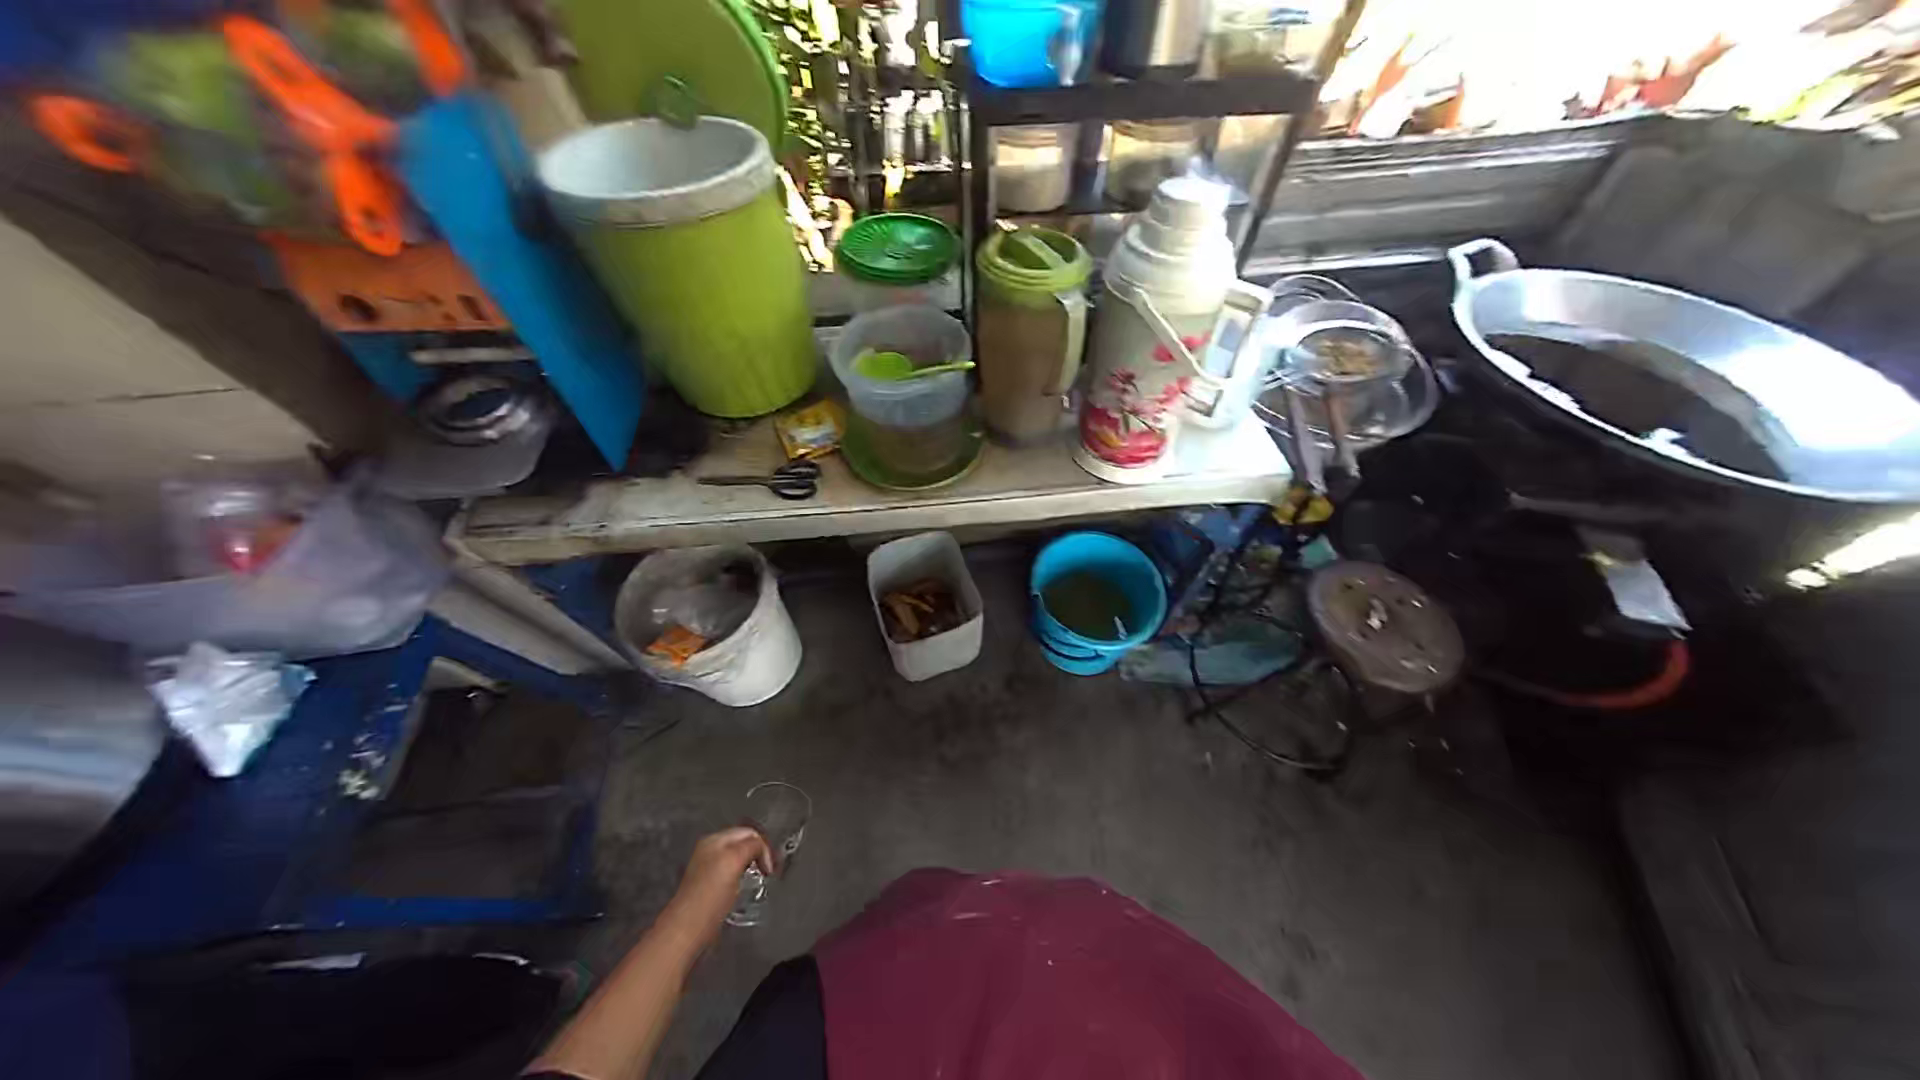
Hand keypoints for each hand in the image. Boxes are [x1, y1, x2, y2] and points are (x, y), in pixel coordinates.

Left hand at [659, 827, 772, 949]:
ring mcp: (708, 869)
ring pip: (739, 859)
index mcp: (715, 840)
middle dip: (758, 854)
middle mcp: (710, 851)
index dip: (763, 847)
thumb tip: (761, 847)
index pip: (749, 833)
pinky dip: (742, 878)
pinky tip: (742, 889)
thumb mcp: (734, 861)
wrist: (687, 930)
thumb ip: (750, 846)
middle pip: (744, 844)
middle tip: (767, 871)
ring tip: (759, 879)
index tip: (769, 867)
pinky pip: (732, 874)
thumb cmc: (709, 896)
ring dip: (752, 866)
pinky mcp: (709, 888)